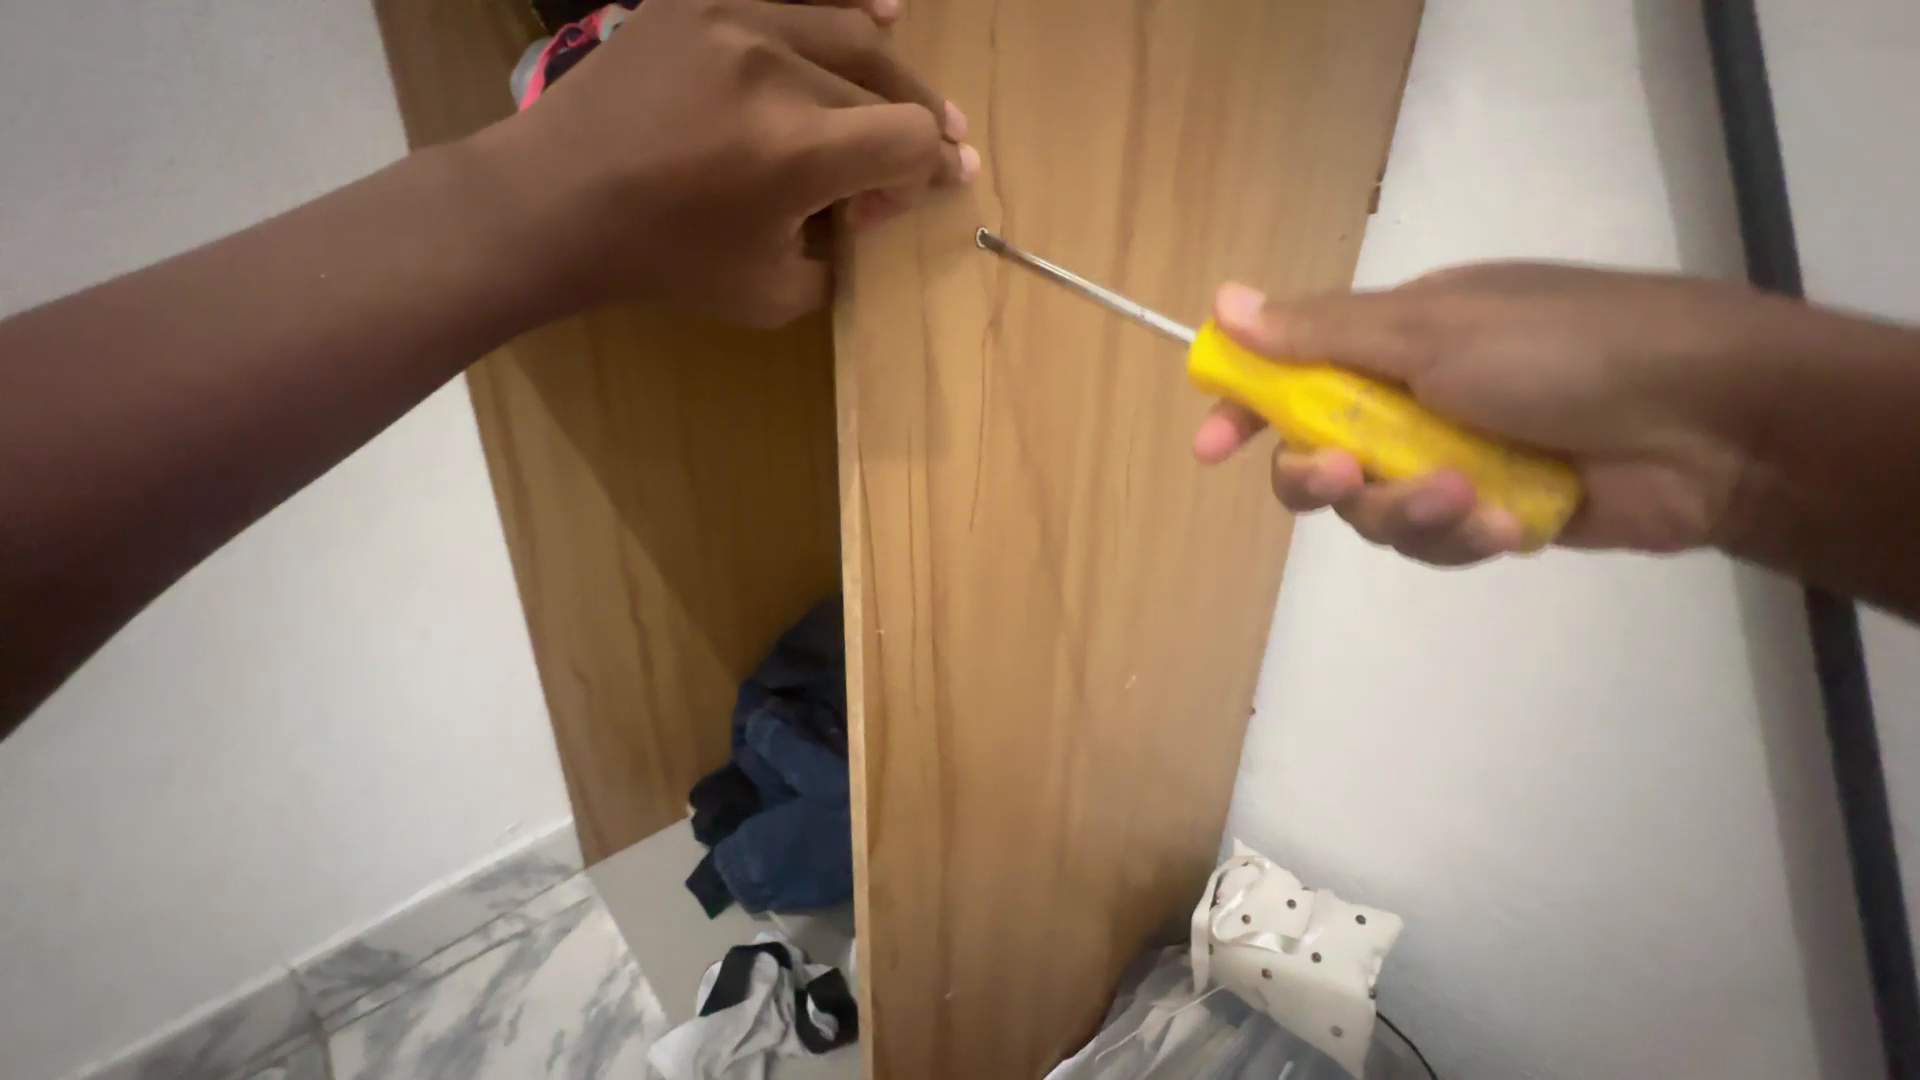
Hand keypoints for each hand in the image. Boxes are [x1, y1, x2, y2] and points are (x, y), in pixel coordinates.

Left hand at [473, 0, 977, 325]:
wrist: (557, 205)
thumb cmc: (668, 264)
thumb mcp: (773, 295)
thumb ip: (841, 260)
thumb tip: (868, 218)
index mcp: (796, 151)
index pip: (909, 141)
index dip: (934, 168)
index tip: (939, 187)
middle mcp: (776, 68)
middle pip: (886, 87)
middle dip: (910, 136)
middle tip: (913, 169)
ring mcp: (734, 17)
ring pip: (852, 31)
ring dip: (893, 74)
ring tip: (908, 99)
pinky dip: (847, 2)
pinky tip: (885, 6)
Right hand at [1192, 263, 1804, 564]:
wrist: (1716, 423)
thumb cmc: (1565, 350)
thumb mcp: (1431, 329)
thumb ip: (1320, 332)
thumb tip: (1223, 302)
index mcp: (1388, 347)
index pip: (1287, 376)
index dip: (1242, 410)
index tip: (1210, 449)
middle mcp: (1405, 404)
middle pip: (1313, 457)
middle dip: (1317, 477)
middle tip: (1341, 474)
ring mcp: (1441, 462)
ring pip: (1367, 511)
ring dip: (1405, 510)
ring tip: (1464, 497)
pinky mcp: (1480, 514)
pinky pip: (1429, 542)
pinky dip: (1460, 534)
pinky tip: (1507, 521)